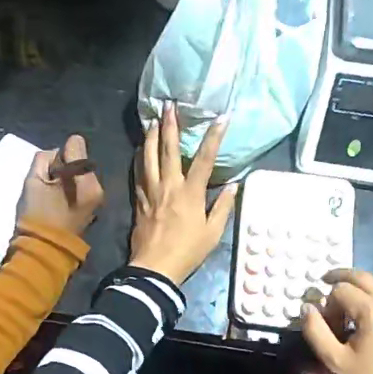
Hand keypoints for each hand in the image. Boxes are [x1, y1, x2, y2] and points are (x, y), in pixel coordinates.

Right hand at [18, 133, 105, 236]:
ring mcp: (97, 197)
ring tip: (53, 193)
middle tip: (49, 183)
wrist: (45, 249)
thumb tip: (56, 153)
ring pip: (81, 171)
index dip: (58, 155)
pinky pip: (82, 185)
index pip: (75, 146)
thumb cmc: (37, 215)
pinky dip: (71, 186)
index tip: (49, 171)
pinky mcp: (92, 205)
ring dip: (68, 176)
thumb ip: (44, 159)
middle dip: (64, 165)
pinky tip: (60, 199)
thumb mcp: (33, 181)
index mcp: (87, 180)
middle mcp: (98, 186)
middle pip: (80, 159)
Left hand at [128, 102, 236, 285]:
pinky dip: (139, 159)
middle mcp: (169, 186)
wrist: (155, 268)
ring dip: (150, 137)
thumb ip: (222, 207)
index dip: (214, 137)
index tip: (221, 117)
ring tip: (152, 121)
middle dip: (170, 125)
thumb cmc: (188, 251)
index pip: (205, 159)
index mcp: (190, 193)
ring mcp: (151, 192)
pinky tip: (139, 150)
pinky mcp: (139, 200)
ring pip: (148, 157)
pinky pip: (138, 174)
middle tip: (169, 105)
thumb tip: (234, 185)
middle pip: (169, 150)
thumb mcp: (213, 232)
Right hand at [302, 269, 372, 373]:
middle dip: (343, 278)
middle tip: (327, 281)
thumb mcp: (335, 362)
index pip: (342, 290)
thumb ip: (315, 331)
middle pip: (365, 278)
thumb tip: (307, 308)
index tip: (323, 320)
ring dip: (367, 286)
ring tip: (354, 302)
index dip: (326, 301)